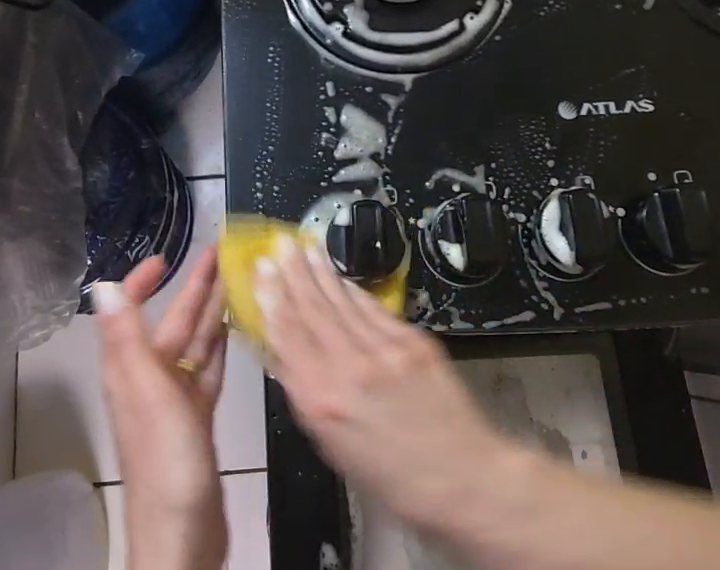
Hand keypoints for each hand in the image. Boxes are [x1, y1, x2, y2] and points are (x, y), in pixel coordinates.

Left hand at [92, 251, 229, 569]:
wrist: (182, 536)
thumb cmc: (165, 461)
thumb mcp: (146, 392)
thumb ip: (126, 338)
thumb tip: (101, 285)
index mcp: (131, 370)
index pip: (130, 311)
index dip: (143, 282)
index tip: (166, 257)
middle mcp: (149, 380)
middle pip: (172, 324)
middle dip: (192, 288)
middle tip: (218, 253)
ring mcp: (173, 402)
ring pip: (194, 345)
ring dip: (211, 313)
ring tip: (235, 281)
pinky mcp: (196, 422)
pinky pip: (208, 374)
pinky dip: (220, 350)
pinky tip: (235, 333)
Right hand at [255, 236, 507, 522]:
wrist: (460, 475)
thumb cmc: (388, 475)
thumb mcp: (330, 443)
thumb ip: (306, 392)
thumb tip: (286, 352)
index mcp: (320, 398)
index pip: (287, 334)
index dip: (271, 297)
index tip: (260, 269)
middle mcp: (348, 367)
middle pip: (312, 308)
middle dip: (292, 272)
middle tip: (279, 244)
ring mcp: (383, 349)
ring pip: (341, 300)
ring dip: (320, 271)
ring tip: (304, 245)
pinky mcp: (412, 340)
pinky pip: (372, 308)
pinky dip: (352, 289)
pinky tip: (340, 276)